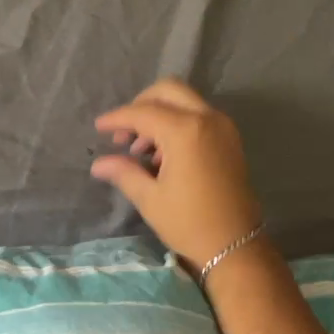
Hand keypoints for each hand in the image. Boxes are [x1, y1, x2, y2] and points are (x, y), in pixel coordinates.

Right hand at [91, 78, 264, 264]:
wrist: (234, 242)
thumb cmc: (188, 223)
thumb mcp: (150, 199)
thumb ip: (124, 173)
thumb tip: (99, 164)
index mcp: (185, 132)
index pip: (143, 112)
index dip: (118, 118)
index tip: (99, 128)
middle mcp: (207, 118)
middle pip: (168, 91)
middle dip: (140, 106)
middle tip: (123, 133)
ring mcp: (222, 126)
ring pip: (184, 101)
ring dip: (159, 115)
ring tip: (140, 150)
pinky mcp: (229, 138)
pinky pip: (197, 116)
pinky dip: (176, 123)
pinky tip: (162, 154)